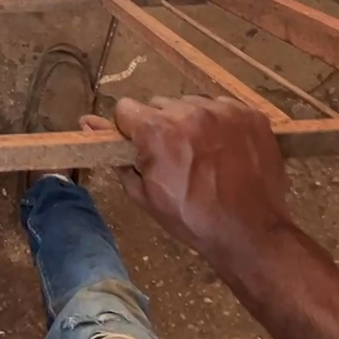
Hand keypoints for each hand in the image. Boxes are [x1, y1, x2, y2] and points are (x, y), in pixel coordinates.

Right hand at [82, 95, 291, 264]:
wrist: (251, 234)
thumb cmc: (191, 218)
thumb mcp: (143, 193)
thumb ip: (115, 155)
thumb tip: (87, 125)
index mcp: (156, 130)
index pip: (125, 108)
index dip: (129, 129)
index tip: (140, 148)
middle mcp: (187, 112)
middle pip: (159, 104)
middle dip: (160, 125)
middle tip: (174, 155)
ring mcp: (222, 111)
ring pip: (190, 104)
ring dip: (189, 122)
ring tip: (203, 153)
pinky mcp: (250, 115)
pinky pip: (221, 107)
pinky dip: (219, 123)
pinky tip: (224, 148)